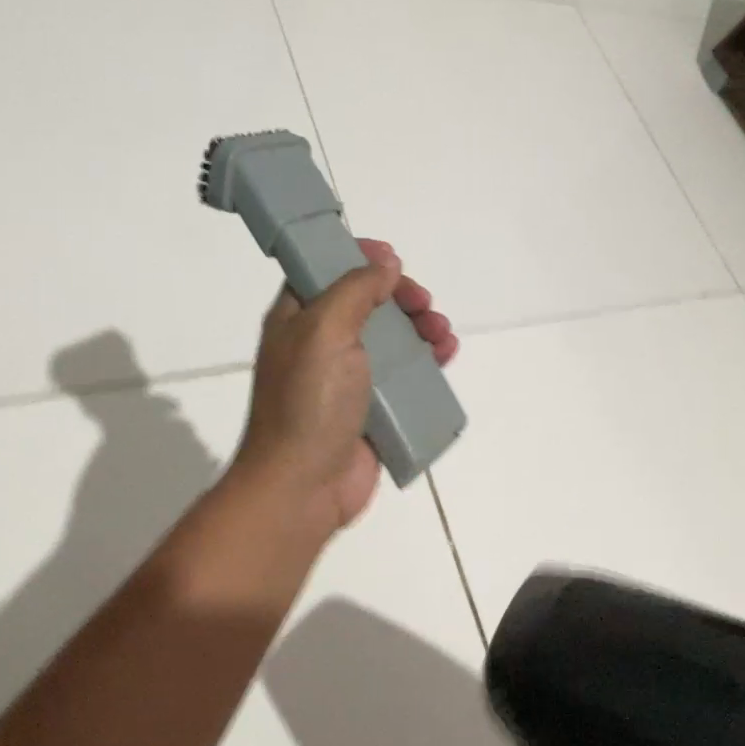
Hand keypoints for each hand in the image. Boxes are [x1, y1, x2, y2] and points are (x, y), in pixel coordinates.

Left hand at [234, 239, 457, 530]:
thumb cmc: (308, 401)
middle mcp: (320, 342)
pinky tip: (447, 353)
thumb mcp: (325, 330)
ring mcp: (347, 377)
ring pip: (392, 336)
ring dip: (421, 325)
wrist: (302, 488)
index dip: (358, 258)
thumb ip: (355, 289)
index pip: (325, 269)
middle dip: (400, 295)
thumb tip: (385, 264)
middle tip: (422, 302)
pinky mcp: (372, 407)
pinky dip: (428, 359)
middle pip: (367, 301)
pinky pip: (405, 374)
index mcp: (297, 317)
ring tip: (442, 332)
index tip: (392, 258)